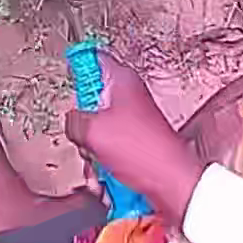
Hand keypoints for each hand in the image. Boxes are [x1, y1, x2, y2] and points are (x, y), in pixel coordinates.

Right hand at [64, 56, 204, 224]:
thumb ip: (73, 120)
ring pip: (99, 128)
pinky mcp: (137, 143)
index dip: (79, 63)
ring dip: (92, 150)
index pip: (95, 58)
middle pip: (92, 99)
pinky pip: (110, 148)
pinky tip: (105, 180)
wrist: (172, 185)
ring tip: (97, 166)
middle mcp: (128, 95)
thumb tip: (71, 121)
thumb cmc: (143, 150)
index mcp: (121, 79)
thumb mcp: (93, 131)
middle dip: (83, 124)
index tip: (69, 72)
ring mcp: (133, 119)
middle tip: (85, 134)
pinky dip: (104, 164)